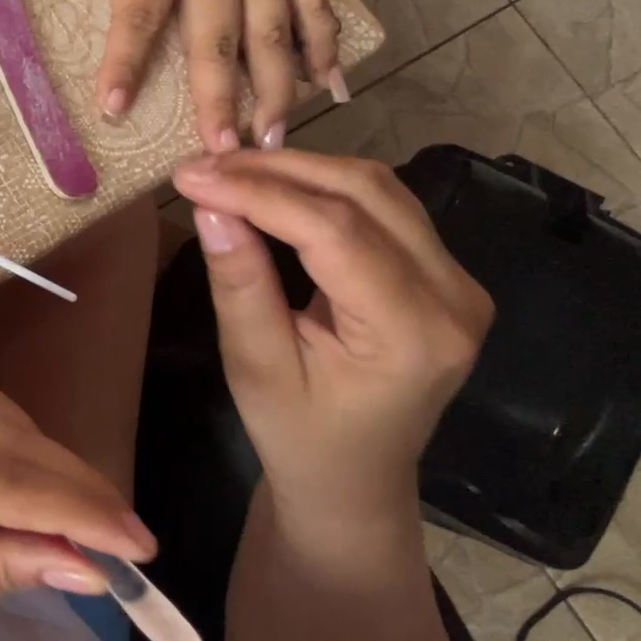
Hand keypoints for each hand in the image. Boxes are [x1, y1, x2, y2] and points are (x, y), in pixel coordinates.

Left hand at [23, 0, 341, 150]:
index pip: (141, 10)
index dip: (126, 59)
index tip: (114, 106)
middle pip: (216, 37)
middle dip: (217, 95)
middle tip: (218, 152)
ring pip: (272, 33)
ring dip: (272, 88)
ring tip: (269, 141)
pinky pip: (316, 5)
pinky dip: (325, 45)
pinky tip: (328, 87)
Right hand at [172, 150, 492, 520]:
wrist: (352, 472)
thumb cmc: (297, 432)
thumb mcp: (255, 366)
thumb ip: (239, 285)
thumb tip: (209, 208)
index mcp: (412, 332)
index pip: (333, 232)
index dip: (256, 194)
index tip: (186, 177)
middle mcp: (453, 296)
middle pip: (366, 194)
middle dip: (275, 169)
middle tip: (199, 168)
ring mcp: (454, 280)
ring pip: (377, 188)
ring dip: (296, 168)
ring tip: (224, 171)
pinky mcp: (437, 271)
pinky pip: (380, 205)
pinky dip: (316, 184)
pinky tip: (266, 185)